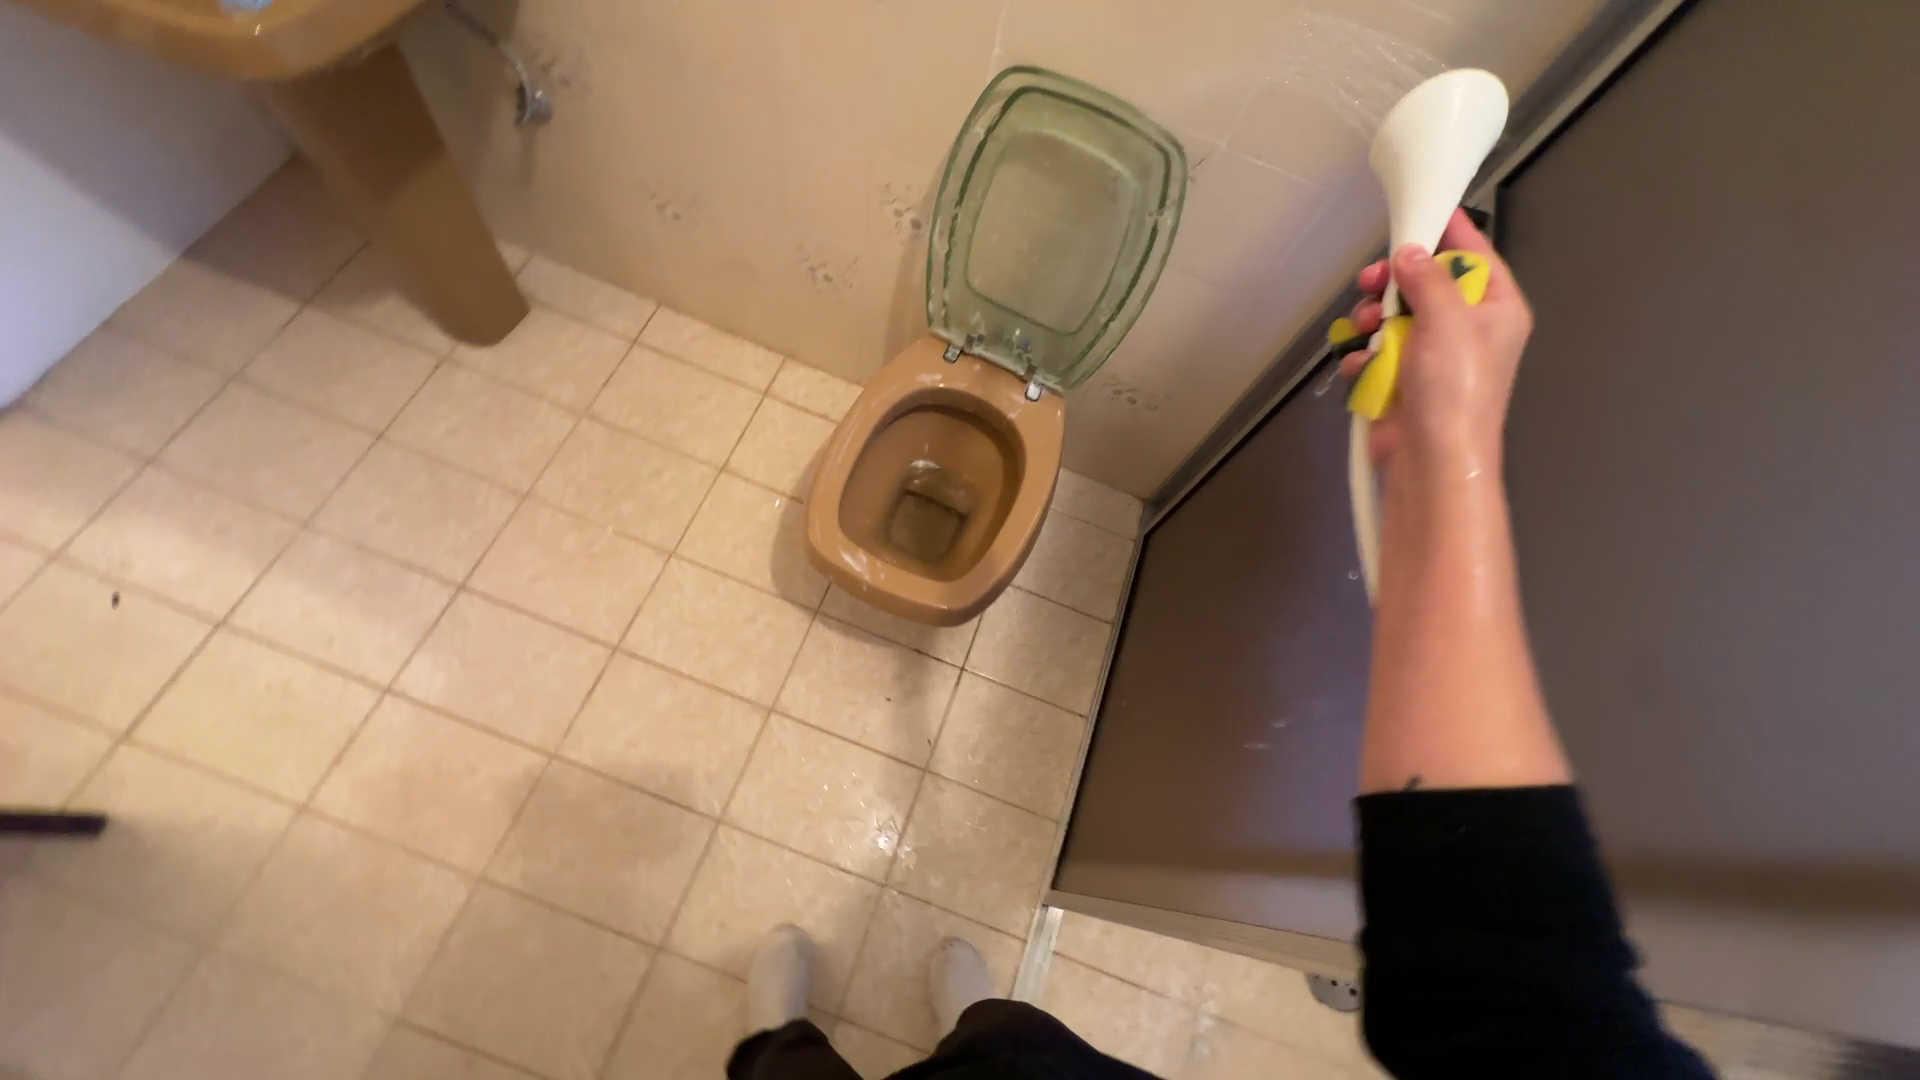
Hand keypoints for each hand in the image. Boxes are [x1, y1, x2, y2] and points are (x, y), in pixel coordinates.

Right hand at [1338, 209, 1532, 469]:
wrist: (1430, 458)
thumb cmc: (1454, 388)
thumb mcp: (1448, 322)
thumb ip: (1428, 280)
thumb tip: (1409, 252)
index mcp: (1494, 309)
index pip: (1474, 256)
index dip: (1447, 234)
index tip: (1419, 213)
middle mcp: (1464, 329)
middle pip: (1423, 286)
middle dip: (1392, 285)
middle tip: (1369, 281)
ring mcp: (1429, 357)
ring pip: (1392, 319)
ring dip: (1372, 322)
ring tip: (1363, 330)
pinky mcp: (1398, 381)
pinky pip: (1374, 353)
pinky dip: (1363, 358)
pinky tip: (1360, 367)